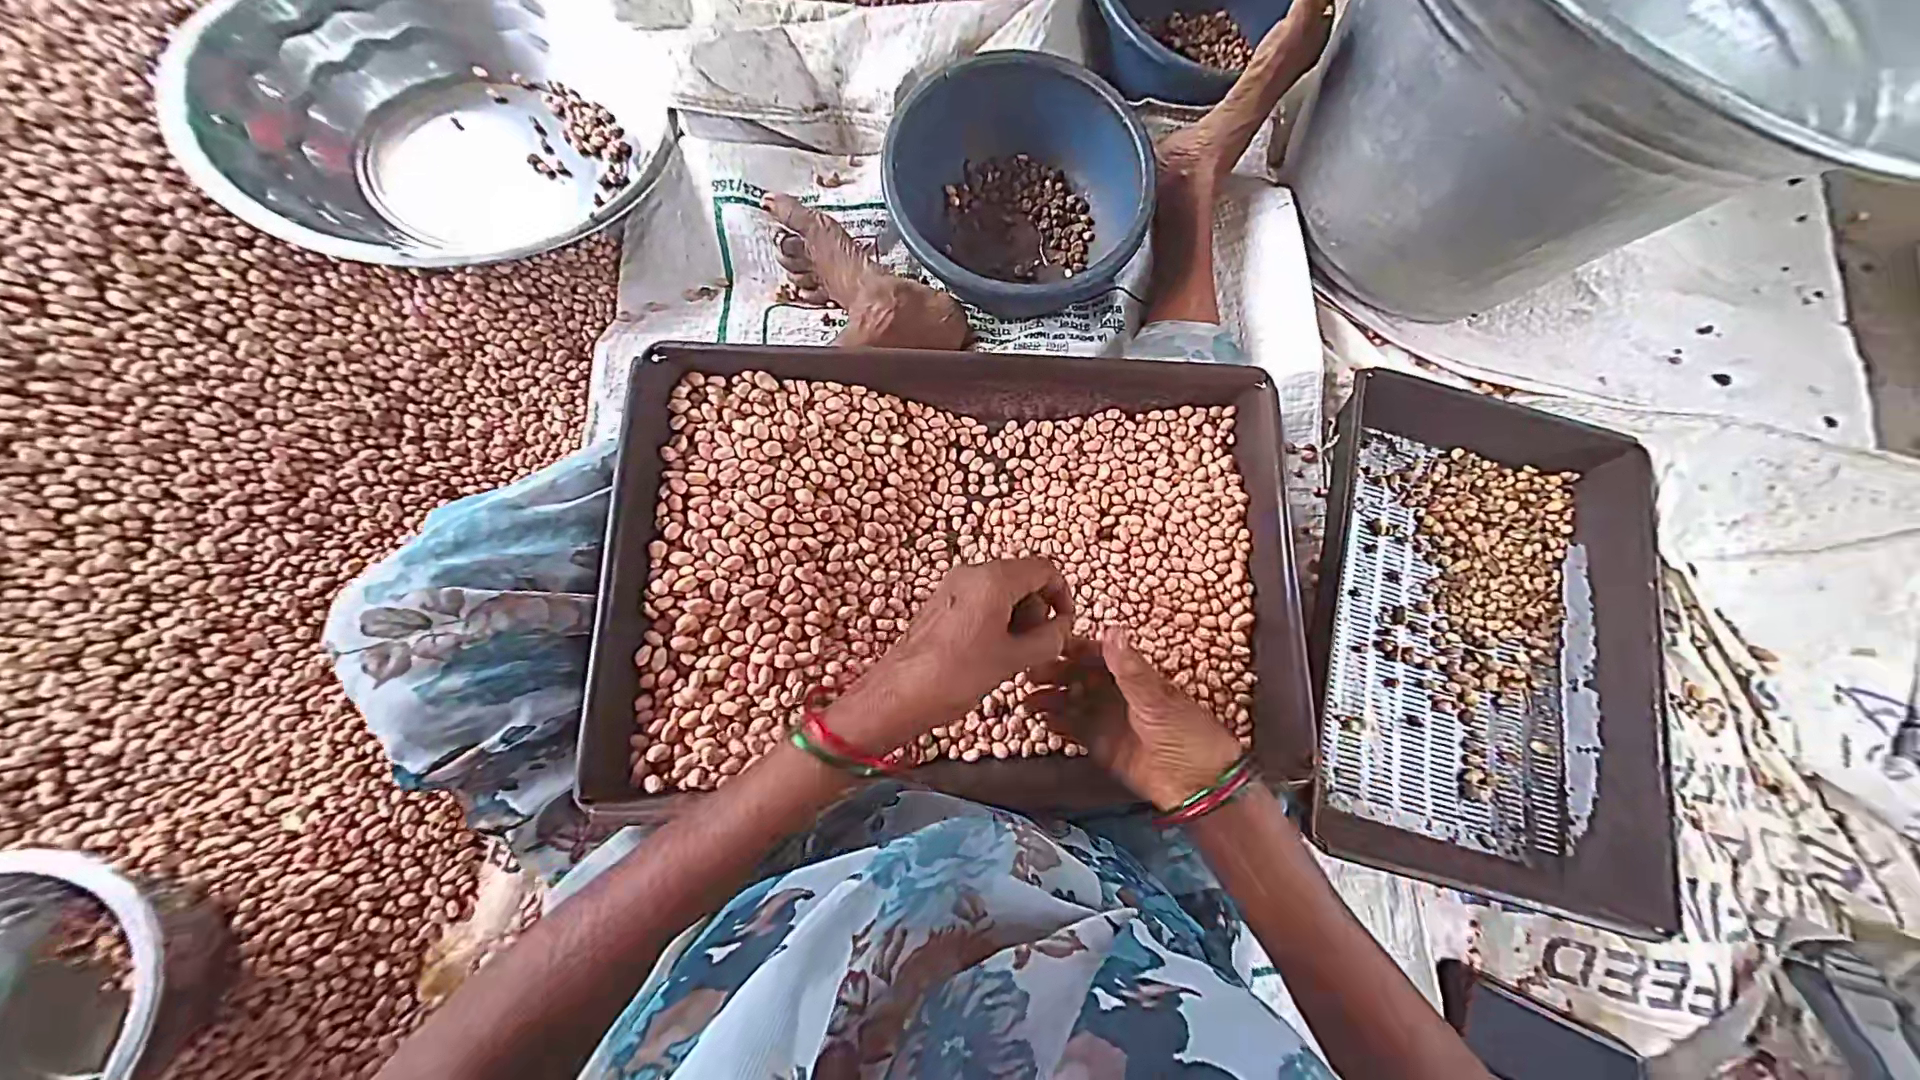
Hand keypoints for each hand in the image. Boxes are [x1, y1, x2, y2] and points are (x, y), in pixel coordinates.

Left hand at [830, 559, 1073, 754]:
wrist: (899, 693)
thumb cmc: (957, 675)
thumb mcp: (1014, 659)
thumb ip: (1049, 639)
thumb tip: (1064, 627)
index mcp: (994, 579)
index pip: (1044, 569)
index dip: (1062, 595)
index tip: (1063, 624)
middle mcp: (971, 573)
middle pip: (1021, 578)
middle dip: (1037, 609)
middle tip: (1036, 646)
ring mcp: (952, 586)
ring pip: (1000, 590)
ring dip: (1016, 617)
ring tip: (1011, 655)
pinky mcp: (939, 603)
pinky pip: (978, 600)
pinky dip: (994, 620)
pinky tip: (989, 653)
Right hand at [1031, 627, 1242, 810]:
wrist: (1198, 784)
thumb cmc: (1187, 733)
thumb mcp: (1156, 699)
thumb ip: (1129, 669)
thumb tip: (1112, 630)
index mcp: (1130, 674)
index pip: (1095, 654)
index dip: (1070, 649)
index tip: (1046, 647)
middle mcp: (1114, 692)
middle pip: (1076, 676)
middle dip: (1052, 674)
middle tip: (1029, 676)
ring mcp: (1106, 718)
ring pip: (1069, 702)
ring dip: (1049, 699)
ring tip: (1028, 702)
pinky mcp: (1100, 743)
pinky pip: (1071, 729)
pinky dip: (1055, 724)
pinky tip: (1041, 722)